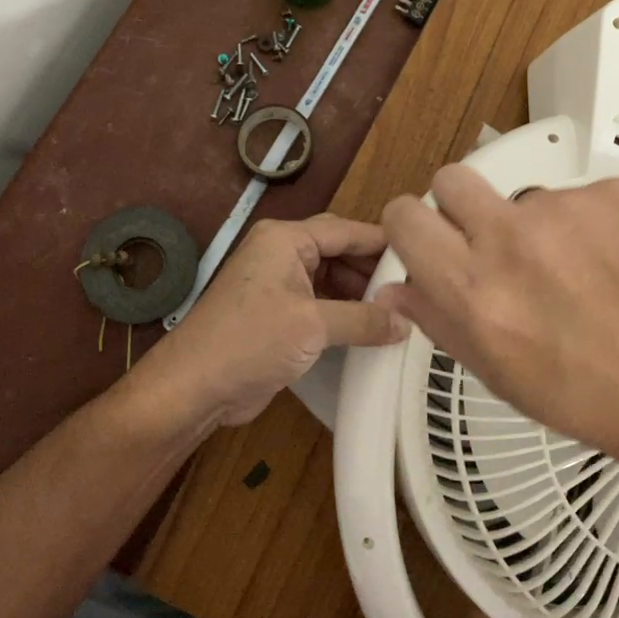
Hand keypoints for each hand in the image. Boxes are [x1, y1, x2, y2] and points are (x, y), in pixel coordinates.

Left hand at [136, 214, 408, 427]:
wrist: (194, 386)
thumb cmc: (251, 341)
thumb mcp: (313, 326)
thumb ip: (363, 319)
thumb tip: (406, 323)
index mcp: (286, 239)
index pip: (346, 231)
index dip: (384, 243)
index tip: (424, 255)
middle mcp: (282, 254)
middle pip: (340, 252)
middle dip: (374, 272)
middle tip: (417, 290)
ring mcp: (279, 285)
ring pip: (332, 280)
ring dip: (361, 295)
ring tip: (402, 312)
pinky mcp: (278, 315)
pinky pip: (321, 305)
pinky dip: (345, 314)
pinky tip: (373, 330)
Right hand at [377, 165, 618, 496]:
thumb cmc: (606, 401)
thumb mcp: (504, 377)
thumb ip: (441, 322)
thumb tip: (400, 289)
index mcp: (475, 290)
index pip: (404, 216)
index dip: (412, 224)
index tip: (426, 233)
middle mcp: (514, 239)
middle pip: (451, 178)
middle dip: (461, 203)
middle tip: (493, 238)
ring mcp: (570, 208)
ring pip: (526, 195)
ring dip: (539, 224)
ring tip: (581, 273)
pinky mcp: (618, 193)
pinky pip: (584, 195)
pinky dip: (595, 224)